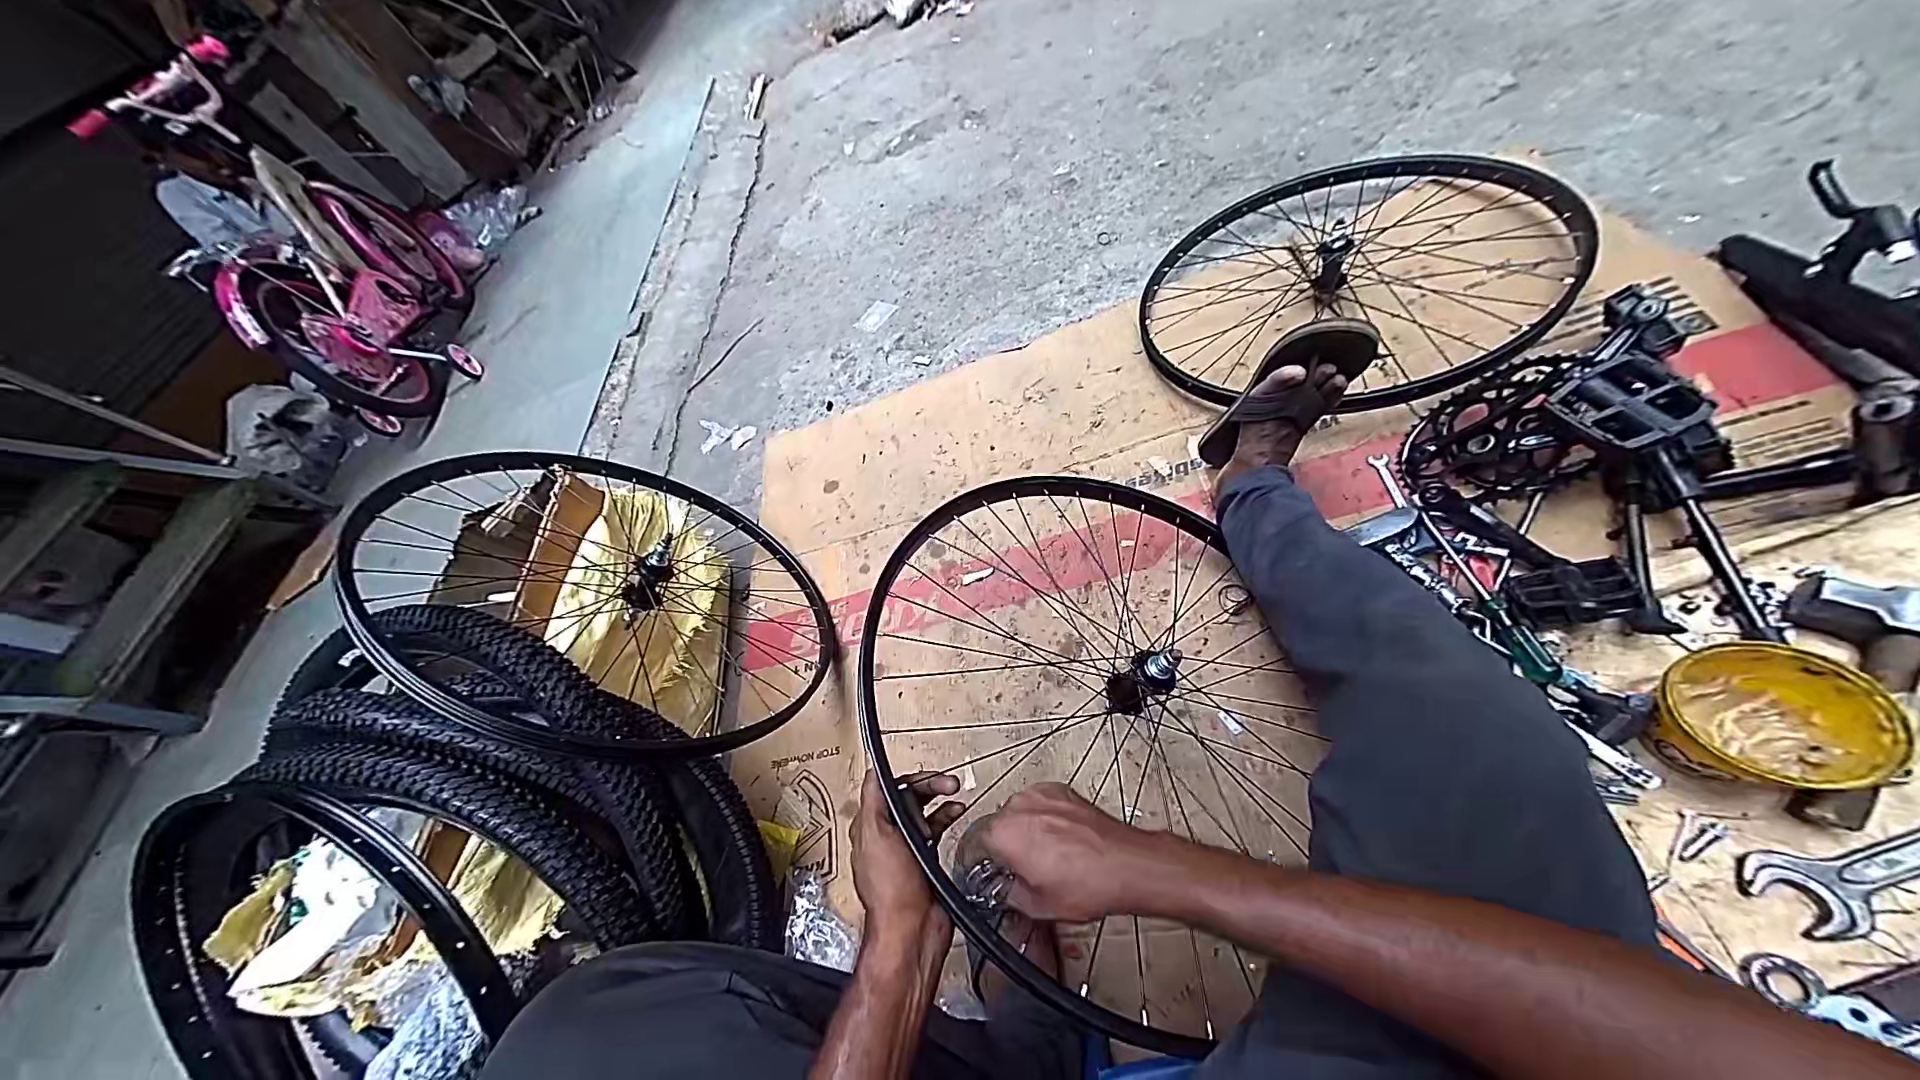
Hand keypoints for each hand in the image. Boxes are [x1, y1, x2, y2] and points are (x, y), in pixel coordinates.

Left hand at [851, 770, 963, 934]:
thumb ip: (873, 801)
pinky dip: (946, 816)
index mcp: (869, 827)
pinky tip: (956, 813)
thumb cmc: (893, 891)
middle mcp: (886, 835)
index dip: (911, 779)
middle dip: (929, 786)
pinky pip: (934, 828)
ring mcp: (905, 847)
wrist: (913, 930)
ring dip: (940, 799)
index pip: (888, 788)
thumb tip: (872, 772)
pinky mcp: (924, 858)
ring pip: (922, 810)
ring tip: (955, 795)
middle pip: (907, 797)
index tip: (930, 777)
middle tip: (949, 783)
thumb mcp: (876, 836)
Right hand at [976, 782, 1178, 921]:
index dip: (977, 862)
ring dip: (1024, 830)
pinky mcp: (1059, 790)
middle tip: (1022, 869)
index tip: (984, 871)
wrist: (1127, 864)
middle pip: (996, 826)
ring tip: (1048, 855)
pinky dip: (1044, 818)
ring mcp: (1040, 794)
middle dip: (1004, 846)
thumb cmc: (1089, 882)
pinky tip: (1061, 840)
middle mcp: (1018, 806)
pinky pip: (1040, 803)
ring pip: (1018, 813)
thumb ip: (1008, 893)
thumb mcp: (1037, 905)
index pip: (973, 843)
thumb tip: (1002, 889)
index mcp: (1004, 834)